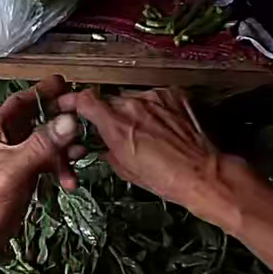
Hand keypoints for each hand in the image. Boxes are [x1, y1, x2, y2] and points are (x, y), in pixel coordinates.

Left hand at [0, 75, 84, 268]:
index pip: (20, 102)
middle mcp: (4, 142)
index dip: (41, 90)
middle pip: (36, 121)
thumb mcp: (16, 168)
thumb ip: (44, 143)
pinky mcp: (23, 179)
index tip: (65, 82)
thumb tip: (72, 119)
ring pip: (45, 144)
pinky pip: (46, 165)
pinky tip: (70, 182)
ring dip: (63, 149)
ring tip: (80, 156)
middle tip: (84, 119)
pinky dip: (59, 169)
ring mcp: (15, 161)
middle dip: (60, 121)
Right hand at [55, 86, 248, 228]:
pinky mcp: (173, 95)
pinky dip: (153, 108)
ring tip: (146, 131)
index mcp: (117, 125)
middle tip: (117, 129)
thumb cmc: (166, 178)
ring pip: (132, 98)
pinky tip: (162, 125)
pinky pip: (154, 97)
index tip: (69, 105)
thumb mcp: (125, 169)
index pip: (84, 99)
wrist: (203, 173)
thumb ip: (107, 149)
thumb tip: (102, 143)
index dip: (74, 101)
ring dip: (133, 111)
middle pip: (109, 99)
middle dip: (108, 112)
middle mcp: (133, 105)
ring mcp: (155, 97)